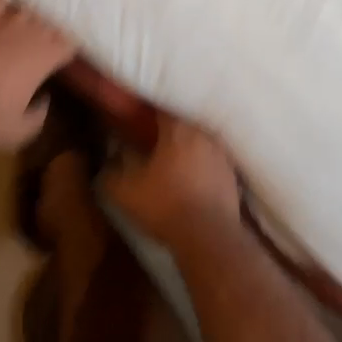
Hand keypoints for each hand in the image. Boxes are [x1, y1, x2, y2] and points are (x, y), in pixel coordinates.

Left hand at [0, 0, 76, 148]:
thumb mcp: (20, 132)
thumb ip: (39, 115)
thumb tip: (43, 100)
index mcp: (44, 57)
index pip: (68, 43)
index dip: (68, 48)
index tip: (66, 56)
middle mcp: (28, 33)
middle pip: (49, 22)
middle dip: (50, 31)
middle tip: (47, 42)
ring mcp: (2, 22)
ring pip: (25, 9)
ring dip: (29, 18)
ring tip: (26, 26)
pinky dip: (2, 4)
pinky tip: (1, 8)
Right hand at [104, 115, 242, 244]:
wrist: (208, 235)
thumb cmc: (165, 205)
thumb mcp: (126, 192)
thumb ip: (112, 174)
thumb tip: (109, 165)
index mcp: (178, 128)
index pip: (162, 108)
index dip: (148, 111)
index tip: (138, 118)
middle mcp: (202, 133)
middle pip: (183, 123)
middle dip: (169, 131)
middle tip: (154, 141)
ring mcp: (221, 153)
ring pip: (200, 142)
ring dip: (187, 149)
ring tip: (173, 163)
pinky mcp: (232, 174)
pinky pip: (212, 162)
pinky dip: (201, 167)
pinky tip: (192, 181)